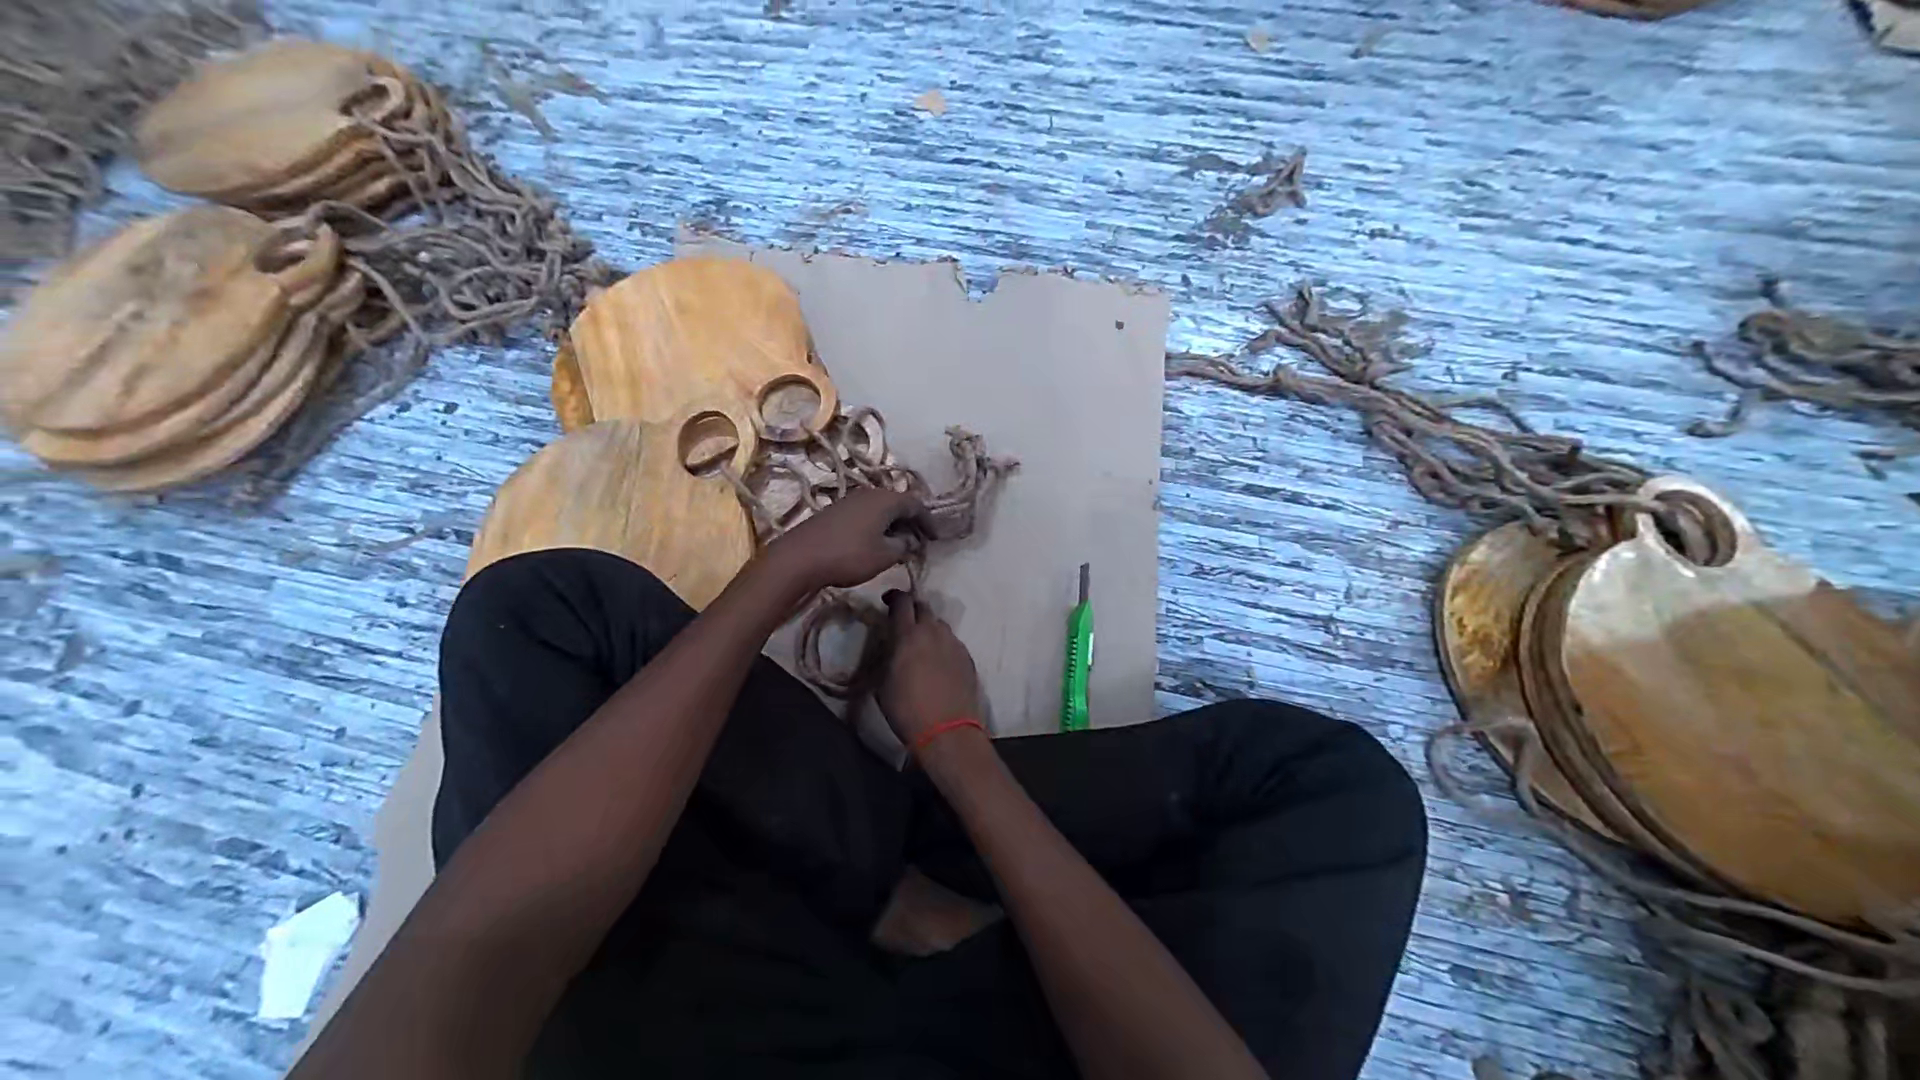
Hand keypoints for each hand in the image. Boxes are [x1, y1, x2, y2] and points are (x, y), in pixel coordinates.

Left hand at [763, 488, 930, 590]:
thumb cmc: (849, 555)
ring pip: (880, 509)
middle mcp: (869, 493)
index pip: (916, 504)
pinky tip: (875, 543)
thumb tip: (911, 540)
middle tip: (919, 542)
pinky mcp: (836, 511)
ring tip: (899, 545)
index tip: (936, 539)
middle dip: (911, 522)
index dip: (929, 521)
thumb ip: (904, 546)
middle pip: (898, 503)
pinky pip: (865, 514)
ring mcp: (850, 500)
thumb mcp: (885, 555)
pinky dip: (877, 526)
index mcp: (886, 499)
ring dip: (893, 525)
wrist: (800, 557)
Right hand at [877, 590, 983, 748]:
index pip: (902, 602)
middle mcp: (933, 633)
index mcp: (908, 635)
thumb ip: (889, 658)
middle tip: (904, 621)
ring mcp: (954, 644)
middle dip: (912, 609)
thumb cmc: (907, 710)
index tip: (887, 600)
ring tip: (922, 643)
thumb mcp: (883, 684)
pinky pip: (952, 642)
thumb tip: (893, 650)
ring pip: (940, 624)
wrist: (948, 731)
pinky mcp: (968, 658)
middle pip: (924, 607)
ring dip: (929, 627)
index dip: (893, 596)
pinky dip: (943, 645)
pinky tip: (939, 662)